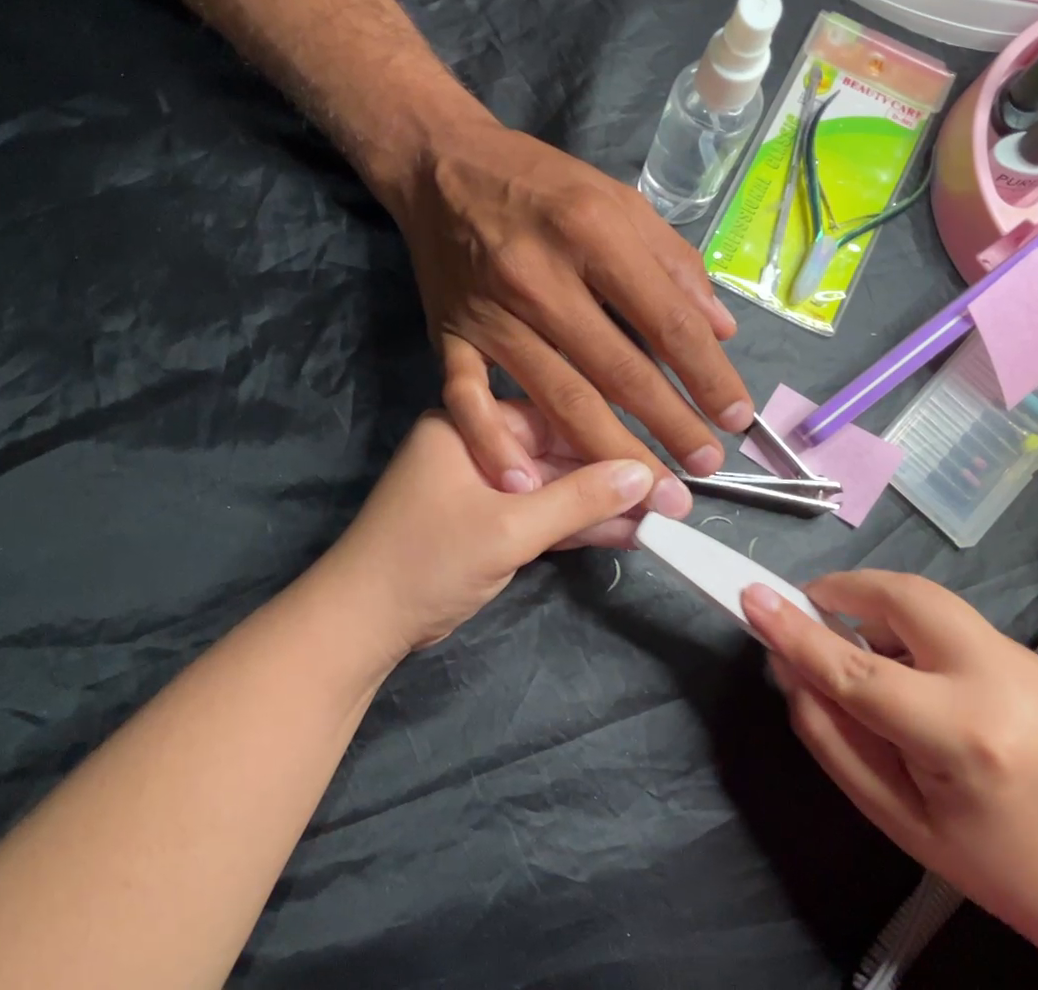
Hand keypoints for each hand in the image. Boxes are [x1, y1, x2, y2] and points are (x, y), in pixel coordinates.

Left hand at [319, 404, 653, 654]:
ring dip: (599, 508)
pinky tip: (625, 534)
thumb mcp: (509, 527)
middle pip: (558, 454)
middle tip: (673, 498)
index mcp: (468, 423)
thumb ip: (578, 499)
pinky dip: (575, 528)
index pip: (554, 416)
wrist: (364, 622)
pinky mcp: (485, 523)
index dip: (611, 440)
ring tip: (661, 520)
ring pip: (553, 489)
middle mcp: (477, 445)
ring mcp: (481, 486)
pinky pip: (540, 515)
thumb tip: (646, 474)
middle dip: (611, 481)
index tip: (664, 459)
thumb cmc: (428, 559)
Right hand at [382, 116, 752, 518]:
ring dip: (610, 454)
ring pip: (559, 398)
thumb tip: (720, 330)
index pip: (664, 320)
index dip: (707, 374)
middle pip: (617, 372)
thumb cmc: (540, 182)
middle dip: (669, 427)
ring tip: (650, 495)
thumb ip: (672, 263)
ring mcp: (491, 315)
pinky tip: (525, 486)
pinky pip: (469, 400)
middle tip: (703, 472)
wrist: (442, 167)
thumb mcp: (617, 198)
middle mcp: (541, 279)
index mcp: (592, 232)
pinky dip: (493, 445)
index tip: (735, 417)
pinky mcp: (451, 337)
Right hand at [740, 573, 1037, 935]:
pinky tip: (910, 676)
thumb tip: (791, 669)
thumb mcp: (895, 816)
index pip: (855, 667)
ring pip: (932, 604)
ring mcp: (1030, 662)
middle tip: (806, 609)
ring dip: (879, 611)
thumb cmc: (996, 869)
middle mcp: (1002, 679)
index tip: (750, 597)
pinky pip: (956, 625)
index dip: (794, 631)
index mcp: (962, 735)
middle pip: (906, 596)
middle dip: (845, 589)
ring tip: (858, 653)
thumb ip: (832, 736)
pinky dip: (913, 632)